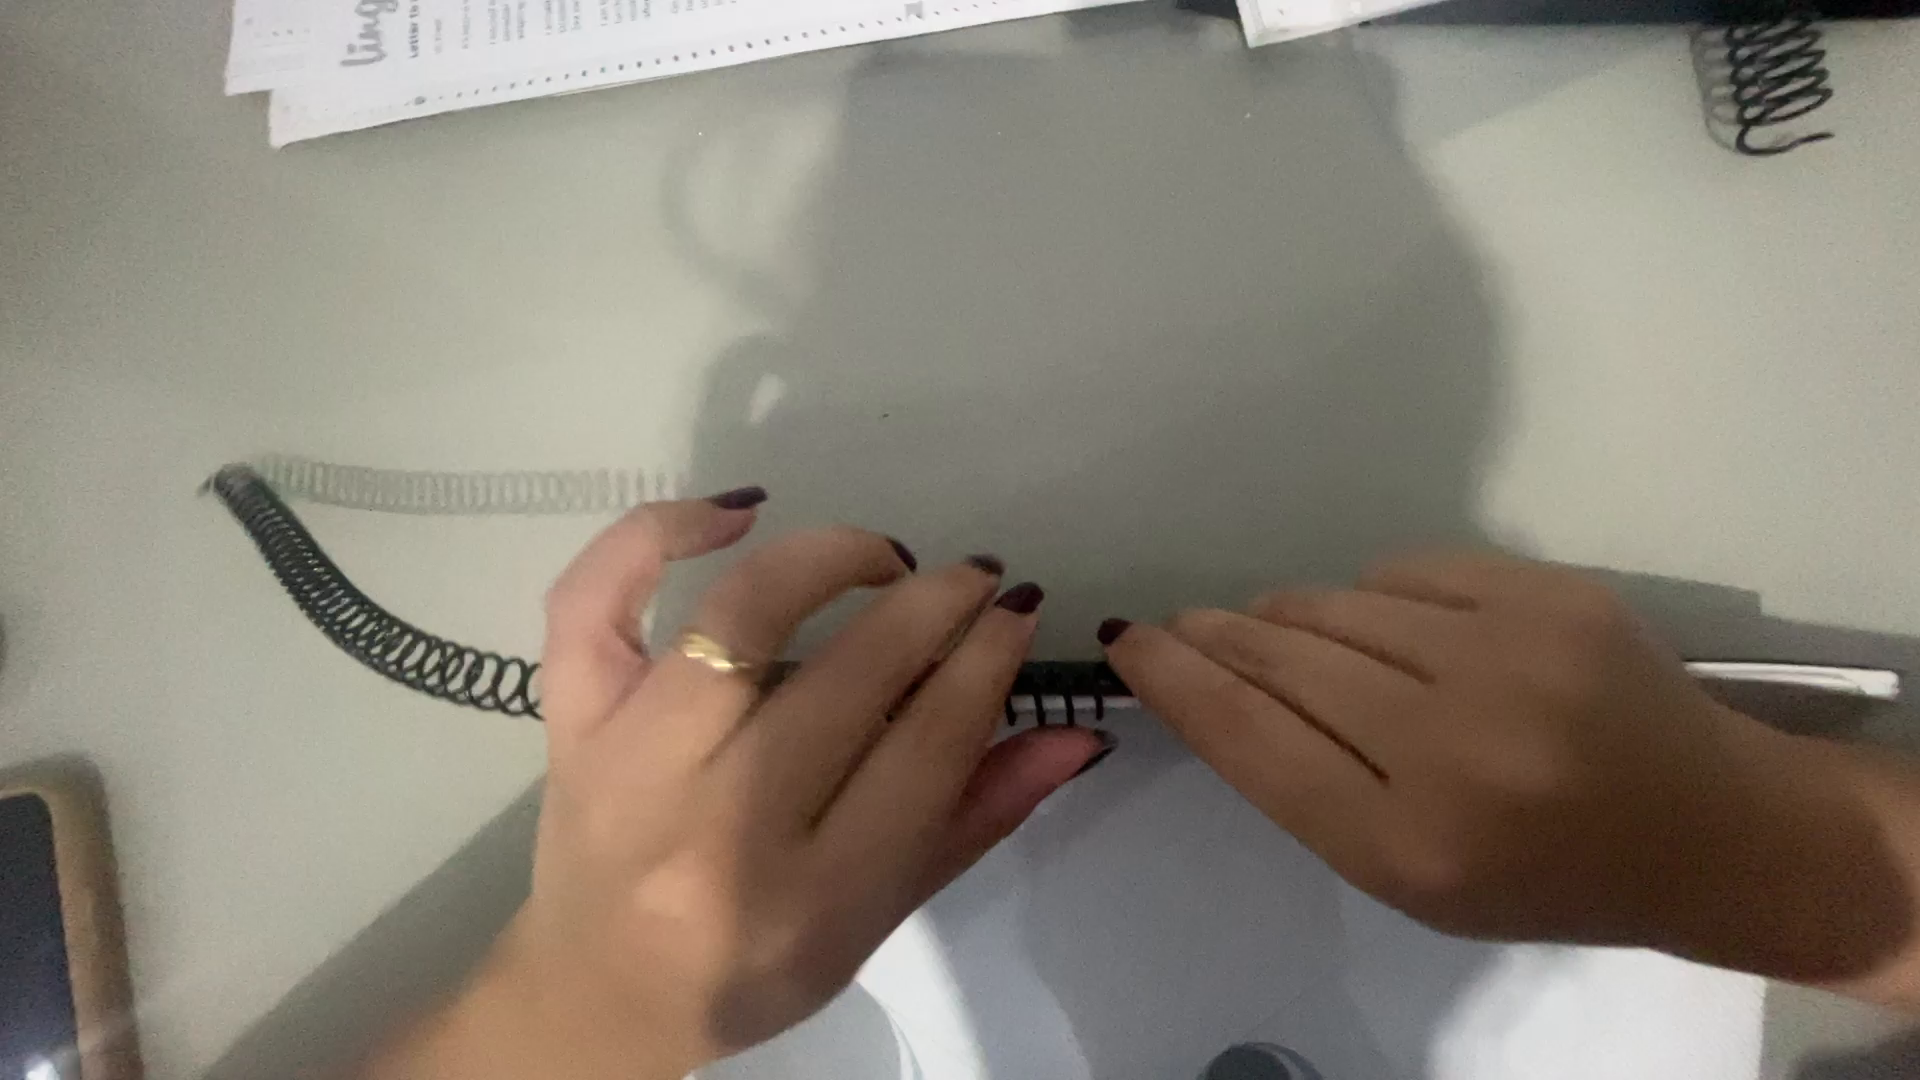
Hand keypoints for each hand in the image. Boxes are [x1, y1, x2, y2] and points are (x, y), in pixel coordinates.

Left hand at [363, 494, 1109, 1078]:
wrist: (596, 995)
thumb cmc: (757, 965)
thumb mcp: (883, 911)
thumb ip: (983, 813)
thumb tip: (1078, 733)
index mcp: (810, 896)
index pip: (926, 747)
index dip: (988, 660)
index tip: (1016, 609)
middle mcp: (717, 825)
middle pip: (851, 676)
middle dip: (935, 604)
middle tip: (974, 576)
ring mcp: (629, 761)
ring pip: (739, 617)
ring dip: (831, 558)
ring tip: (883, 556)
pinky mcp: (572, 718)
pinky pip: (594, 598)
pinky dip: (661, 531)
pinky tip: (738, 509)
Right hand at [1100, 551, 1913, 985]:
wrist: (1715, 835)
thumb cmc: (1528, 870)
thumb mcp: (1390, 859)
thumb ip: (1291, 772)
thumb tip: (1205, 671)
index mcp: (1408, 843)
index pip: (1246, 734)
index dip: (1171, 677)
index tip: (1126, 639)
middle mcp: (1459, 747)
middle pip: (1276, 658)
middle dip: (1213, 635)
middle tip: (1185, 627)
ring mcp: (1513, 658)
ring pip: (1327, 604)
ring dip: (1290, 619)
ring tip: (1309, 646)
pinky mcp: (1551, 594)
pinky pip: (1396, 570)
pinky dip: (1372, 598)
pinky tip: (1404, 634)